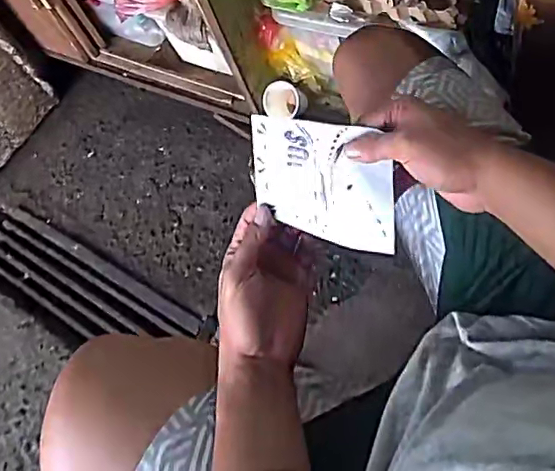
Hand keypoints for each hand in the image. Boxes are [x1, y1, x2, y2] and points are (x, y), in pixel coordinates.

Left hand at [217, 203, 313, 369]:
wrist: (259, 360)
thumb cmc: (239, 326)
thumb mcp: (237, 277)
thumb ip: (250, 244)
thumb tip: (262, 215)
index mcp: (242, 254)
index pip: (254, 220)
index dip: (265, 206)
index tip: (278, 193)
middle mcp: (263, 258)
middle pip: (278, 225)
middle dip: (288, 212)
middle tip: (299, 199)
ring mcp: (282, 269)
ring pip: (295, 237)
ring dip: (302, 226)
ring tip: (311, 214)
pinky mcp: (300, 282)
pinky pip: (310, 257)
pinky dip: (315, 246)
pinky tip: (317, 238)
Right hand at [344, 97, 503, 212]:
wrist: (485, 176)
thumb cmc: (446, 153)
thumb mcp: (405, 145)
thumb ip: (375, 145)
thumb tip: (349, 148)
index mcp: (404, 110)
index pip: (369, 119)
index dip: (353, 136)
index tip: (334, 155)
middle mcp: (408, 124)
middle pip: (376, 138)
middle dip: (361, 154)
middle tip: (339, 173)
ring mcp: (417, 146)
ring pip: (387, 156)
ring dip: (374, 169)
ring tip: (351, 186)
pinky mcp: (423, 167)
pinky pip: (399, 172)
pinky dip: (388, 180)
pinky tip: (375, 193)